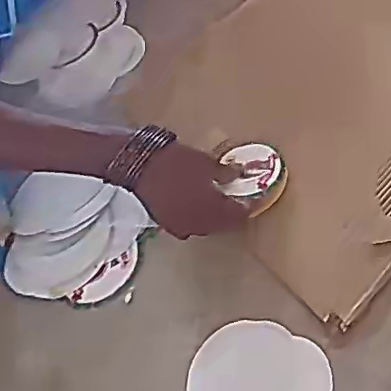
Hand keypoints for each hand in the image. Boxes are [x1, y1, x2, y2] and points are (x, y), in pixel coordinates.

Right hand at [133, 144, 250, 236]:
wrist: (133, 167)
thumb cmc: (175, 163)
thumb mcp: (207, 163)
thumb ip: (226, 173)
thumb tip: (240, 176)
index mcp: (213, 211)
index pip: (240, 215)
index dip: (250, 206)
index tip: (257, 198)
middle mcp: (199, 224)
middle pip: (224, 224)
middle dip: (233, 214)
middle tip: (239, 201)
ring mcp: (180, 226)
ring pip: (206, 226)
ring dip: (215, 217)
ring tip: (220, 203)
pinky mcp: (164, 224)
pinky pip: (188, 225)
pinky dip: (197, 217)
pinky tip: (198, 205)